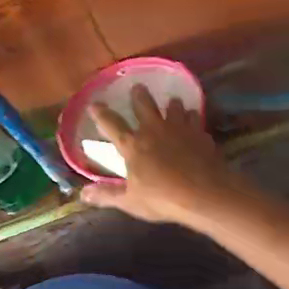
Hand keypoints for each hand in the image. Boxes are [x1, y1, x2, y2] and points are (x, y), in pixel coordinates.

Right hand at [81, 86, 251, 226]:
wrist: (205, 194)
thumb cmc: (163, 199)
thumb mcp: (131, 201)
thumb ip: (107, 195)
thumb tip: (83, 194)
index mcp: (133, 145)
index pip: (111, 124)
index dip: (101, 113)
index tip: (94, 104)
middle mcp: (154, 130)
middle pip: (144, 105)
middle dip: (139, 95)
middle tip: (138, 87)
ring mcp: (180, 128)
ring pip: (174, 106)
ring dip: (171, 104)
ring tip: (171, 102)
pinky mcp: (200, 133)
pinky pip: (195, 118)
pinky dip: (192, 117)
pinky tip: (193, 120)